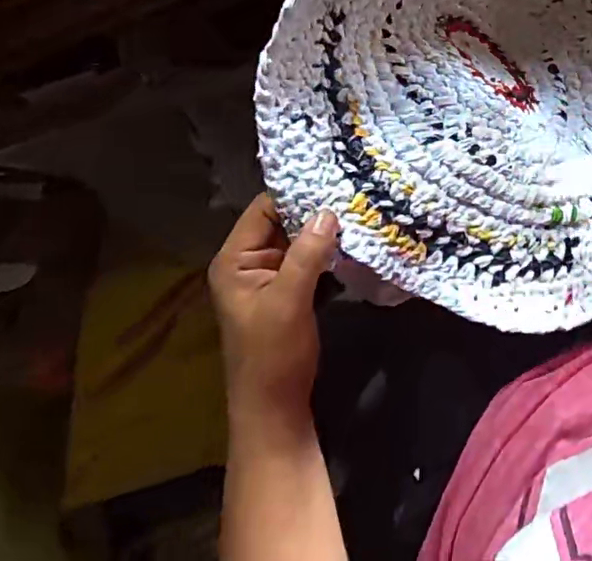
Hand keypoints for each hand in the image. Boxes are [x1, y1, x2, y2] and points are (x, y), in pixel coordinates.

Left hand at [208, 194, 339, 420]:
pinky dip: (327, 248)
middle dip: (314, 209)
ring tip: (356, 206)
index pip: (263, 210)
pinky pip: (308, 257)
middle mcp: (248, 262)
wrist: (275, 412)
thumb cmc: (273, 357)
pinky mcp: (289, 289)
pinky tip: (352, 237)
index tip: (331, 179)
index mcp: (234, 261)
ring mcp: (269, 276)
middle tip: (351, 189)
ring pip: (298, 238)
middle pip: (281, 220)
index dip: (294, 194)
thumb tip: (328, 211)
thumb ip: (306, 255)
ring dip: (323, 228)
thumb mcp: (288, 302)